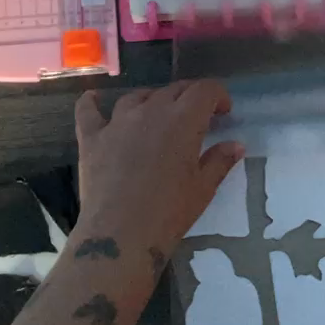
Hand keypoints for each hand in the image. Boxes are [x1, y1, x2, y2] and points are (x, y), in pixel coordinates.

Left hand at [74, 81, 244, 260]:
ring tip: (158, 114)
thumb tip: (236, 145)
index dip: (218, 96)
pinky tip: (94, 99)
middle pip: (174, 90)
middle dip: (190, 98)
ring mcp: (117, 122)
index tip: (223, 112)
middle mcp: (150, 111)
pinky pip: (88, 110)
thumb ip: (220, 161)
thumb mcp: (202, 188)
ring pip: (137, 96)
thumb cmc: (169, 212)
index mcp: (183, 120)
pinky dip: (93, 102)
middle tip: (197, 117)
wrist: (120, 234)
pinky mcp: (92, 137)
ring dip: (153, 100)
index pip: (205, 91)